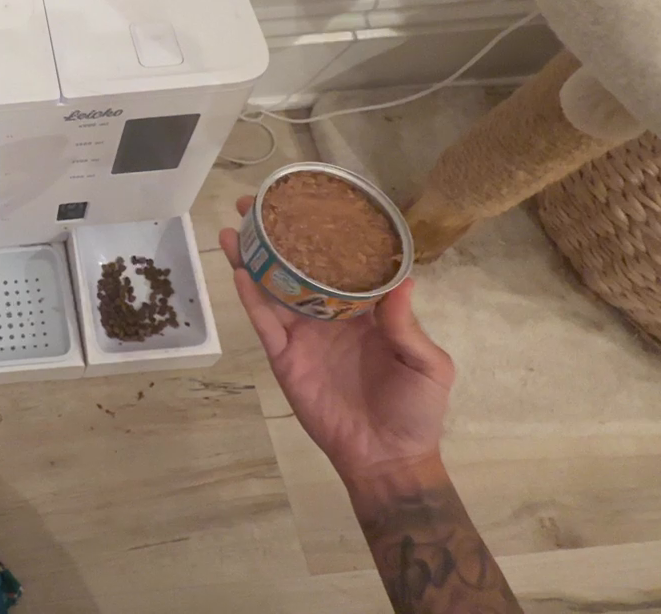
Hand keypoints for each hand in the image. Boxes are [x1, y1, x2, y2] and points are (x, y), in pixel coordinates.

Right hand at [220, 195, 454, 482]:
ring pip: (271, 286)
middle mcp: (326, 312)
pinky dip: (249, 295)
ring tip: (233, 228)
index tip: (306, 205)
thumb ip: (407, 326)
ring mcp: (300, 332)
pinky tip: (238, 269)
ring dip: (252, 257)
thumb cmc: (415, 409)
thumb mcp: (427, 365)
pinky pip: (262, 320)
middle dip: (274, 236)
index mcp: (361, 309)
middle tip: (254, 204)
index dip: (321, 233)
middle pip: (294, 266)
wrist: (386, 456)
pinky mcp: (282, 353)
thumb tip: (403, 279)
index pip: (339, 262)